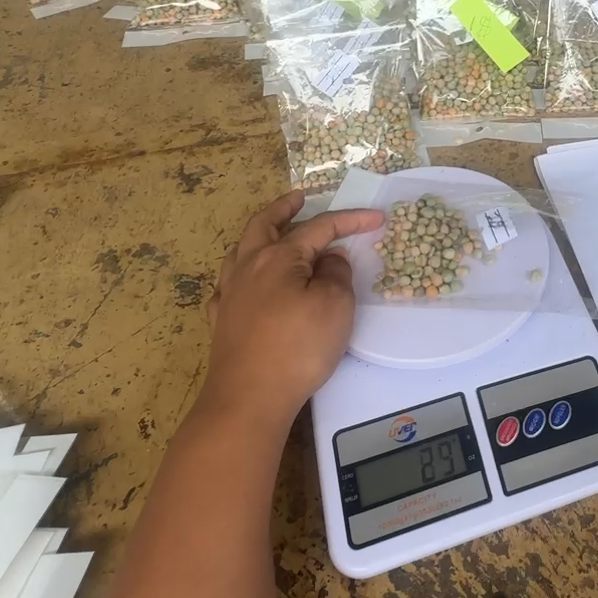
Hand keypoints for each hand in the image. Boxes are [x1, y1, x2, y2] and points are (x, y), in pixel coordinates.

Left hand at [195, 190, 383, 428]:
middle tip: (299, 198)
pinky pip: (226, 286)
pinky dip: (239, 275)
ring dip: (258, 235)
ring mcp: (229, 295)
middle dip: (283, 208)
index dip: (350, 220)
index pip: (320, 228)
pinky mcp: (221, 323)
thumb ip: (336, 274)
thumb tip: (329, 258)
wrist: (248, 399)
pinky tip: (244, 284)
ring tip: (272, 233)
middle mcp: (249, 267)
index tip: (376, 217)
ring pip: (239, 251)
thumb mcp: (335, 306)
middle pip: (263, 225)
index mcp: (279, 257)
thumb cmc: (298, 347)